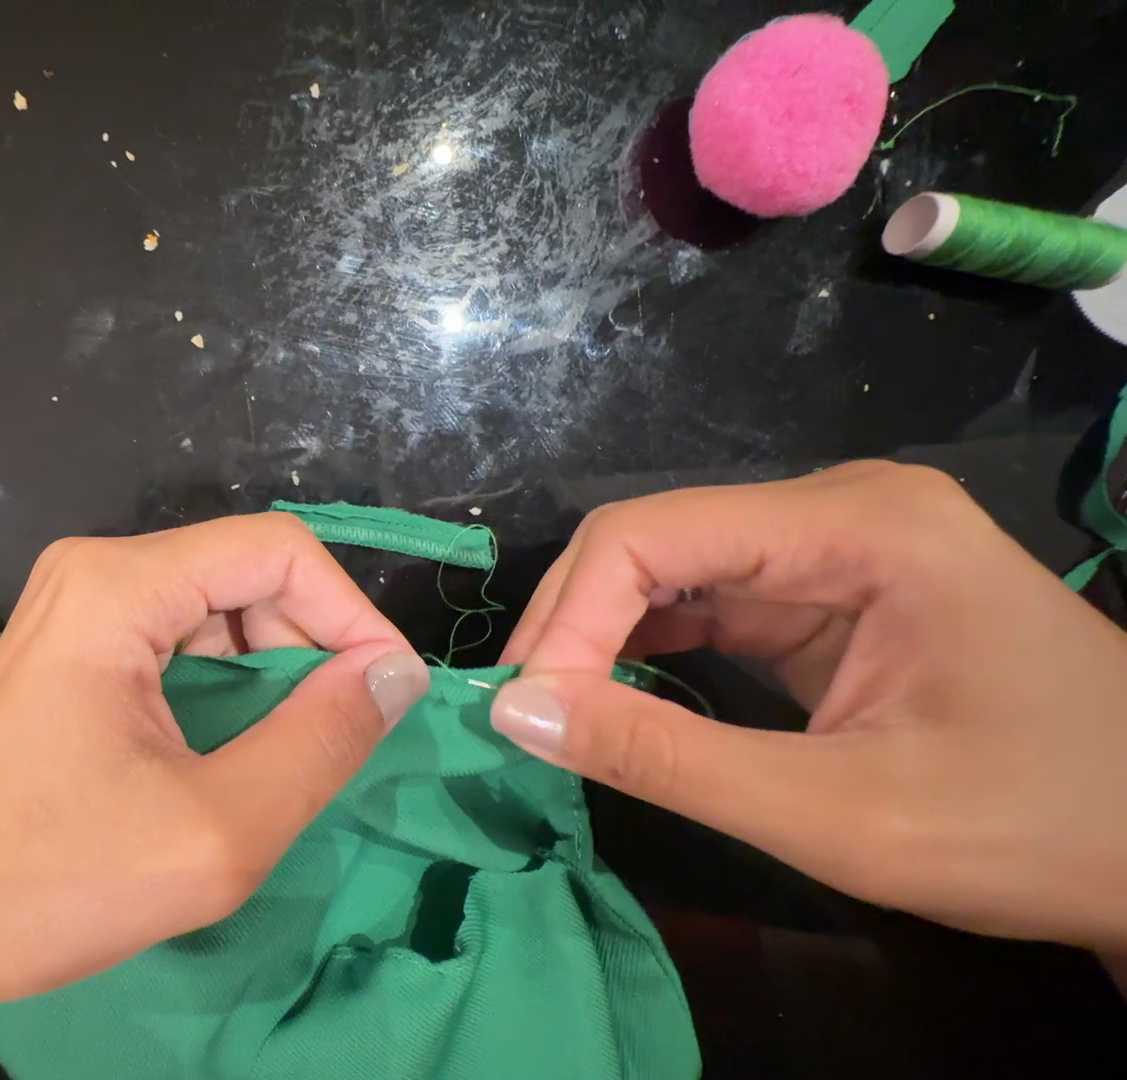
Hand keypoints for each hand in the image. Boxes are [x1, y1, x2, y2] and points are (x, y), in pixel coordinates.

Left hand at [0, 512, 429, 1006]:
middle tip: (336, 735)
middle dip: (310, 642)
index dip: (351, 611)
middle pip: (244, 570)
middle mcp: (92, 568)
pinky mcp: (70, 639)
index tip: (387, 693)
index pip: (277, 549)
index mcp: (116, 585)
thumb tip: (396, 673)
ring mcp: (73, 601)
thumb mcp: (218, 829)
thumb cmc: (55, 881)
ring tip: (285, 746)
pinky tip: (231, 737)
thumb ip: (322, 741)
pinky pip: (175, 632)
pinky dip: (225, 676)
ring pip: (215, 602)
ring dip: (270, 665)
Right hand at [492, 461, 1126, 950]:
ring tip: (549, 705)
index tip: (528, 705)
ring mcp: (816, 545)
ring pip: (652, 570)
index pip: (649, 536)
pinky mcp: (804, 588)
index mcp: (856, 526)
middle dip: (570, 625)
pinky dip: (630, 648)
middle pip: (641, 543)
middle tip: (524, 709)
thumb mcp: (841, 816)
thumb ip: (663, 758)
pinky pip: (686, 601)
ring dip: (589, 636)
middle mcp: (826, 510)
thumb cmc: (1043, 832)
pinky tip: (604, 691)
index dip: (568, 616)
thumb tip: (515, 713)